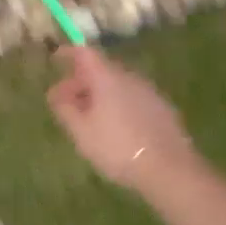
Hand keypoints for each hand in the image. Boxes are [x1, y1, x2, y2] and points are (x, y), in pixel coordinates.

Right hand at [47, 46, 194, 190]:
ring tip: (90, 117)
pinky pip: (133, 98)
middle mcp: (130, 78)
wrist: (170, 171)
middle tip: (67, 100)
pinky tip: (116, 127)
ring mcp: (150, 94)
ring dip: (101, 94)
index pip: (85, 53)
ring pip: (119, 85)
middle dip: (82, 80)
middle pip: (102, 69)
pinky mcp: (164, 110)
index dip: (68, 53)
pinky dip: (118, 104)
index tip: (54, 60)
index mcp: (107, 78)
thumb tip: (56, 92)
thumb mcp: (80, 130)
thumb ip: (64, 107)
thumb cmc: (117, 147)